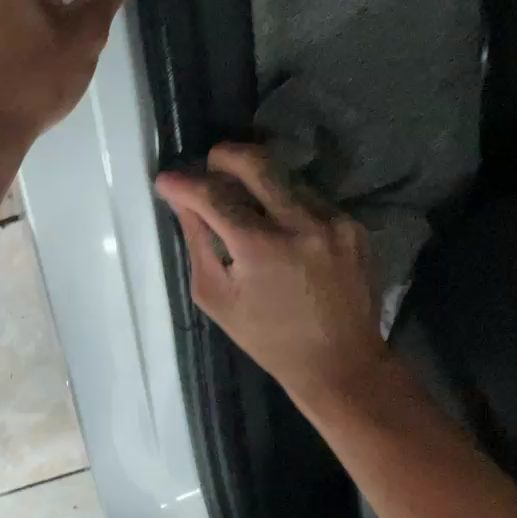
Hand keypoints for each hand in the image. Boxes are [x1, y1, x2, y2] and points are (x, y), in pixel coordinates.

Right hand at [155, 144, 387, 400]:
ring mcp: (333, 220)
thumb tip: (184, 204)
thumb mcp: (216, 297)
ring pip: (285, 177)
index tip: (165, 181)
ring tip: (238, 200)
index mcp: (261, 247)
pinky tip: (275, 227)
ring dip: (256, 182)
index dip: (184, 184)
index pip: (214, 196)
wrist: (340, 360)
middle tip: (207, 166)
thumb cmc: (266, 337)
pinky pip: (308, 198)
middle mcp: (301, 223)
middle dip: (224, 157)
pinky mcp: (352, 225)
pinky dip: (284, 204)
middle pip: (257, 163)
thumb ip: (198, 244)